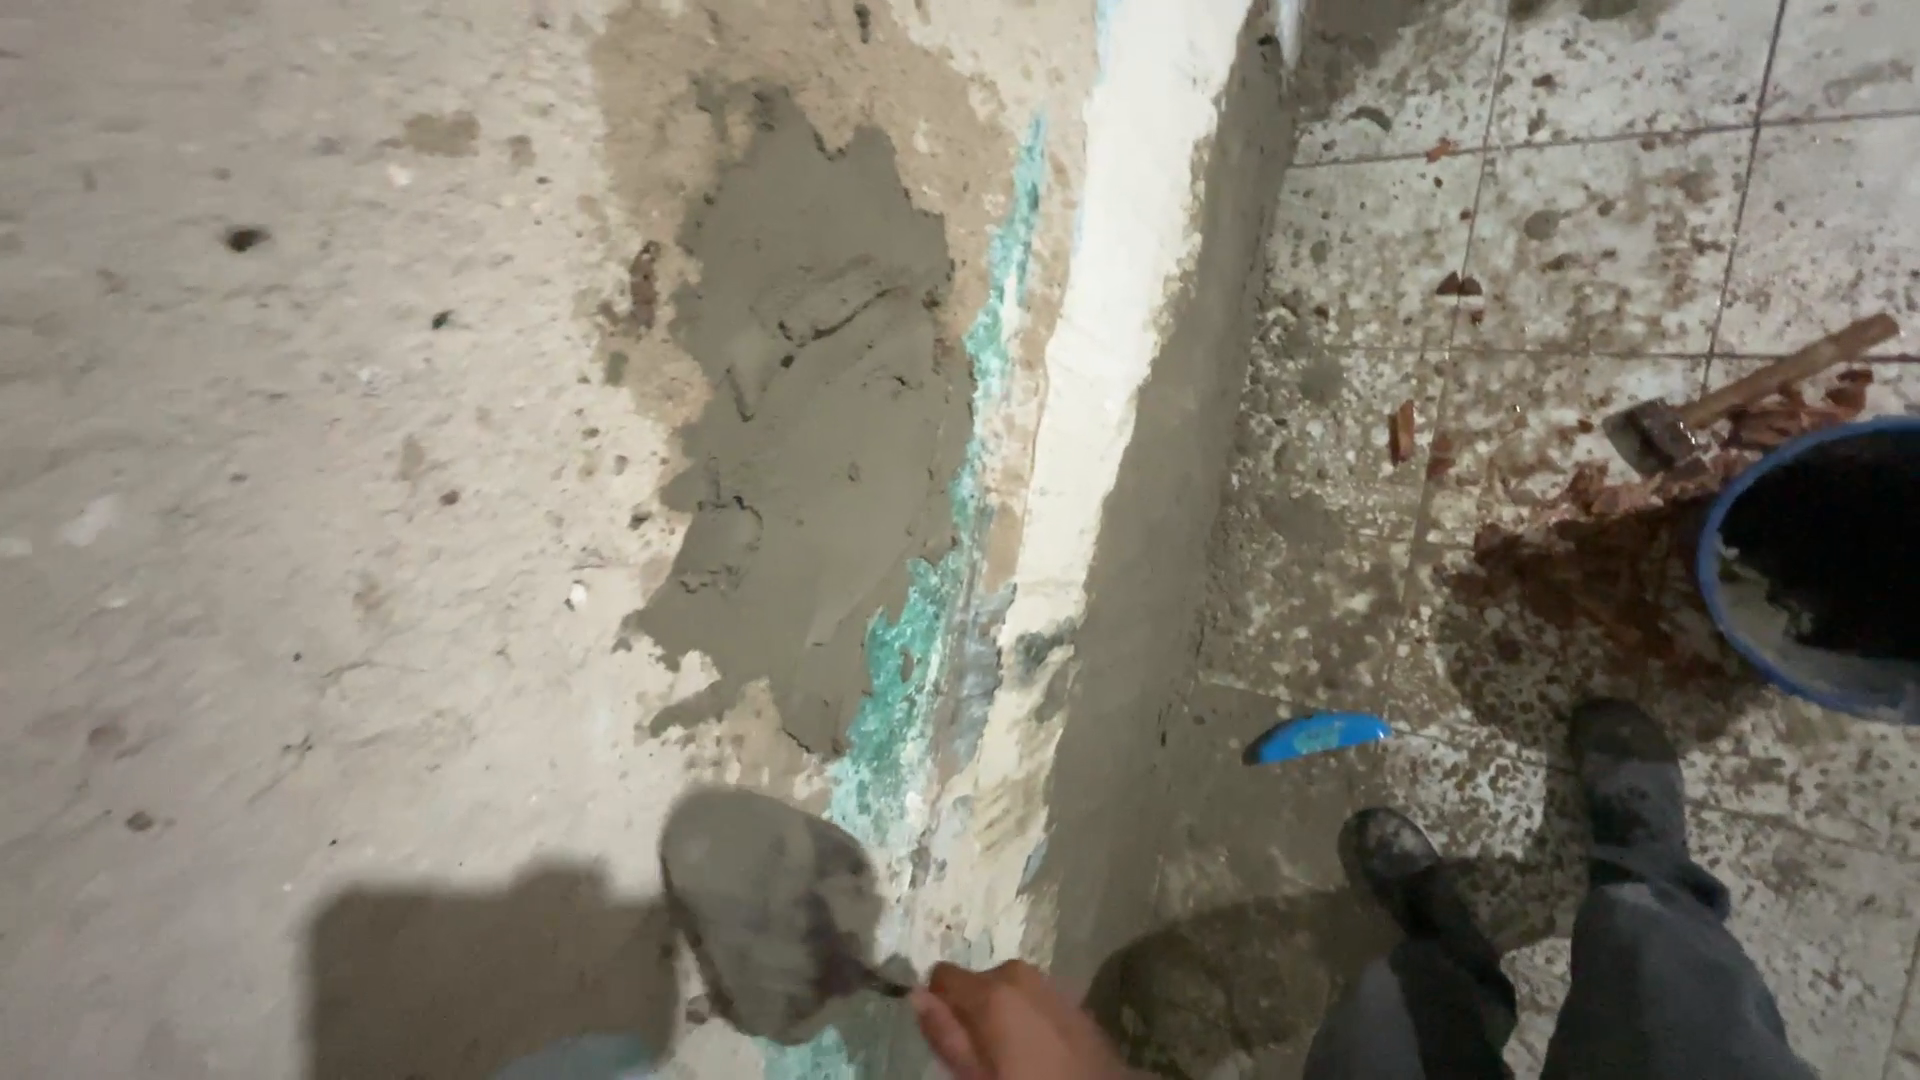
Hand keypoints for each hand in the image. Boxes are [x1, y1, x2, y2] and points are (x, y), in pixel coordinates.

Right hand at [909, 960, 1128, 1079]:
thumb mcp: (979, 1079)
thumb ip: (945, 1035)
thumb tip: (916, 994)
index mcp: (991, 991)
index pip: (942, 975)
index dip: (938, 1006)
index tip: (950, 1040)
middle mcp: (1017, 972)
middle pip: (975, 983)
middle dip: (971, 1013)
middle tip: (984, 1058)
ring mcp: (1046, 980)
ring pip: (1004, 988)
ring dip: (1000, 1014)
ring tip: (1013, 1057)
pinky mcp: (1068, 995)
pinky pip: (1030, 997)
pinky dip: (1025, 1016)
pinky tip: (1038, 1051)